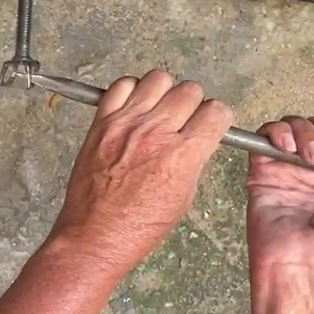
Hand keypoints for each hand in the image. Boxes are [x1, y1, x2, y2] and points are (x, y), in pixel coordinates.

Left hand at [50, 70, 235, 272]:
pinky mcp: (102, 123)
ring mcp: (126, 124)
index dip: (216, 118)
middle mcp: (155, 133)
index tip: (210, 123)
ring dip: (163, 92)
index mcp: (183, 155)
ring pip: (157, 79)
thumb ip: (193, 160)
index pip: (216, 112)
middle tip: (183, 119)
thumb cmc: (137, 225)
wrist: (96, 233)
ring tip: (157, 110)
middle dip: (192, 104)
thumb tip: (196, 139)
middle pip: (189, 91)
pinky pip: (120, 86)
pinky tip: (132, 108)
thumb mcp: (184, 197)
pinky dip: (130, 90)